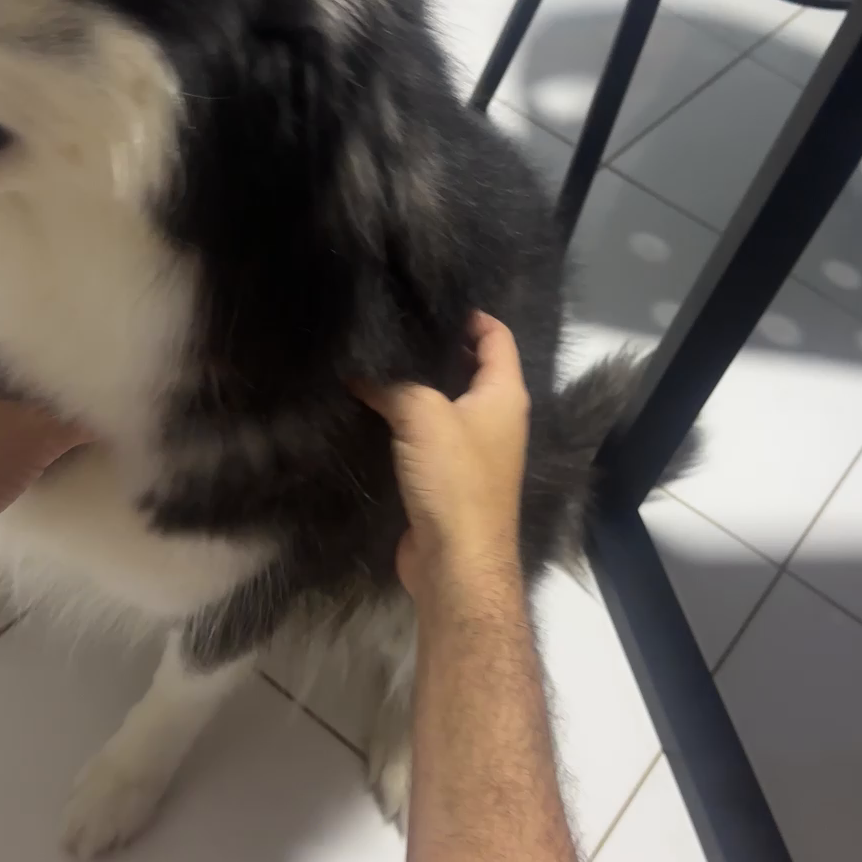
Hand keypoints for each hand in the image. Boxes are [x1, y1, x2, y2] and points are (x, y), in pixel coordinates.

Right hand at [358, 312, 529, 601]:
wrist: (456, 562)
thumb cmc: (454, 479)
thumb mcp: (423, 415)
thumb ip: (392, 384)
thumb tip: (357, 369)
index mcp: (503, 395)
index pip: (496, 336)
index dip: (470, 314)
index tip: (430, 300)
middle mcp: (494, 418)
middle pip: (470, 367)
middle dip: (436, 347)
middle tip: (392, 327)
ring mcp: (473, 450)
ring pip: (445, 403)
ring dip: (416, 385)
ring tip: (375, 358)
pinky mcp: (448, 478)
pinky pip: (427, 435)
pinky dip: (406, 420)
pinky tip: (373, 408)